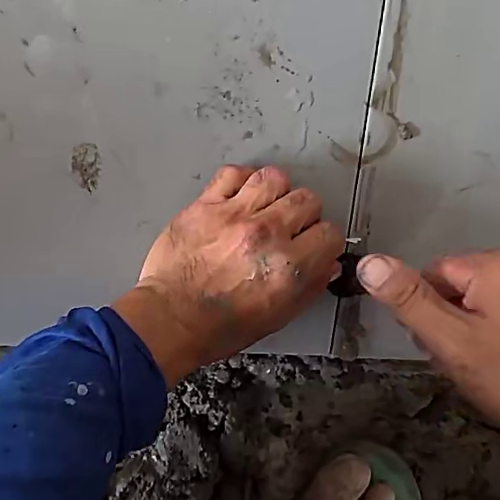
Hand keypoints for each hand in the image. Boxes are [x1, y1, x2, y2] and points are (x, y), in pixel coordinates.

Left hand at [113, 165, 343, 383]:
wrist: (170, 318)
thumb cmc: (218, 325)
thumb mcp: (277, 316)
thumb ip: (308, 287)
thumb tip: (326, 264)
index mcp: (287, 267)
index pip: (329, 233)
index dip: (324, 240)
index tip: (314, 243)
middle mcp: (265, 235)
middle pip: (307, 200)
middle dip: (304, 215)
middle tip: (291, 227)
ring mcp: (234, 215)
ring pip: (275, 178)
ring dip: (276, 192)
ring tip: (267, 207)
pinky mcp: (206, 205)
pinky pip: (234, 173)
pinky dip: (242, 180)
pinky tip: (241, 196)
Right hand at [354, 250, 499, 449]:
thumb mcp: (455, 345)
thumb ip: (410, 301)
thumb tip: (371, 262)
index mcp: (497, 264)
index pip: (437, 274)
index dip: (432, 314)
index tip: (445, 349)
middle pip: (470, 282)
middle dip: (461, 318)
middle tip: (473, 364)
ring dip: (490, 323)